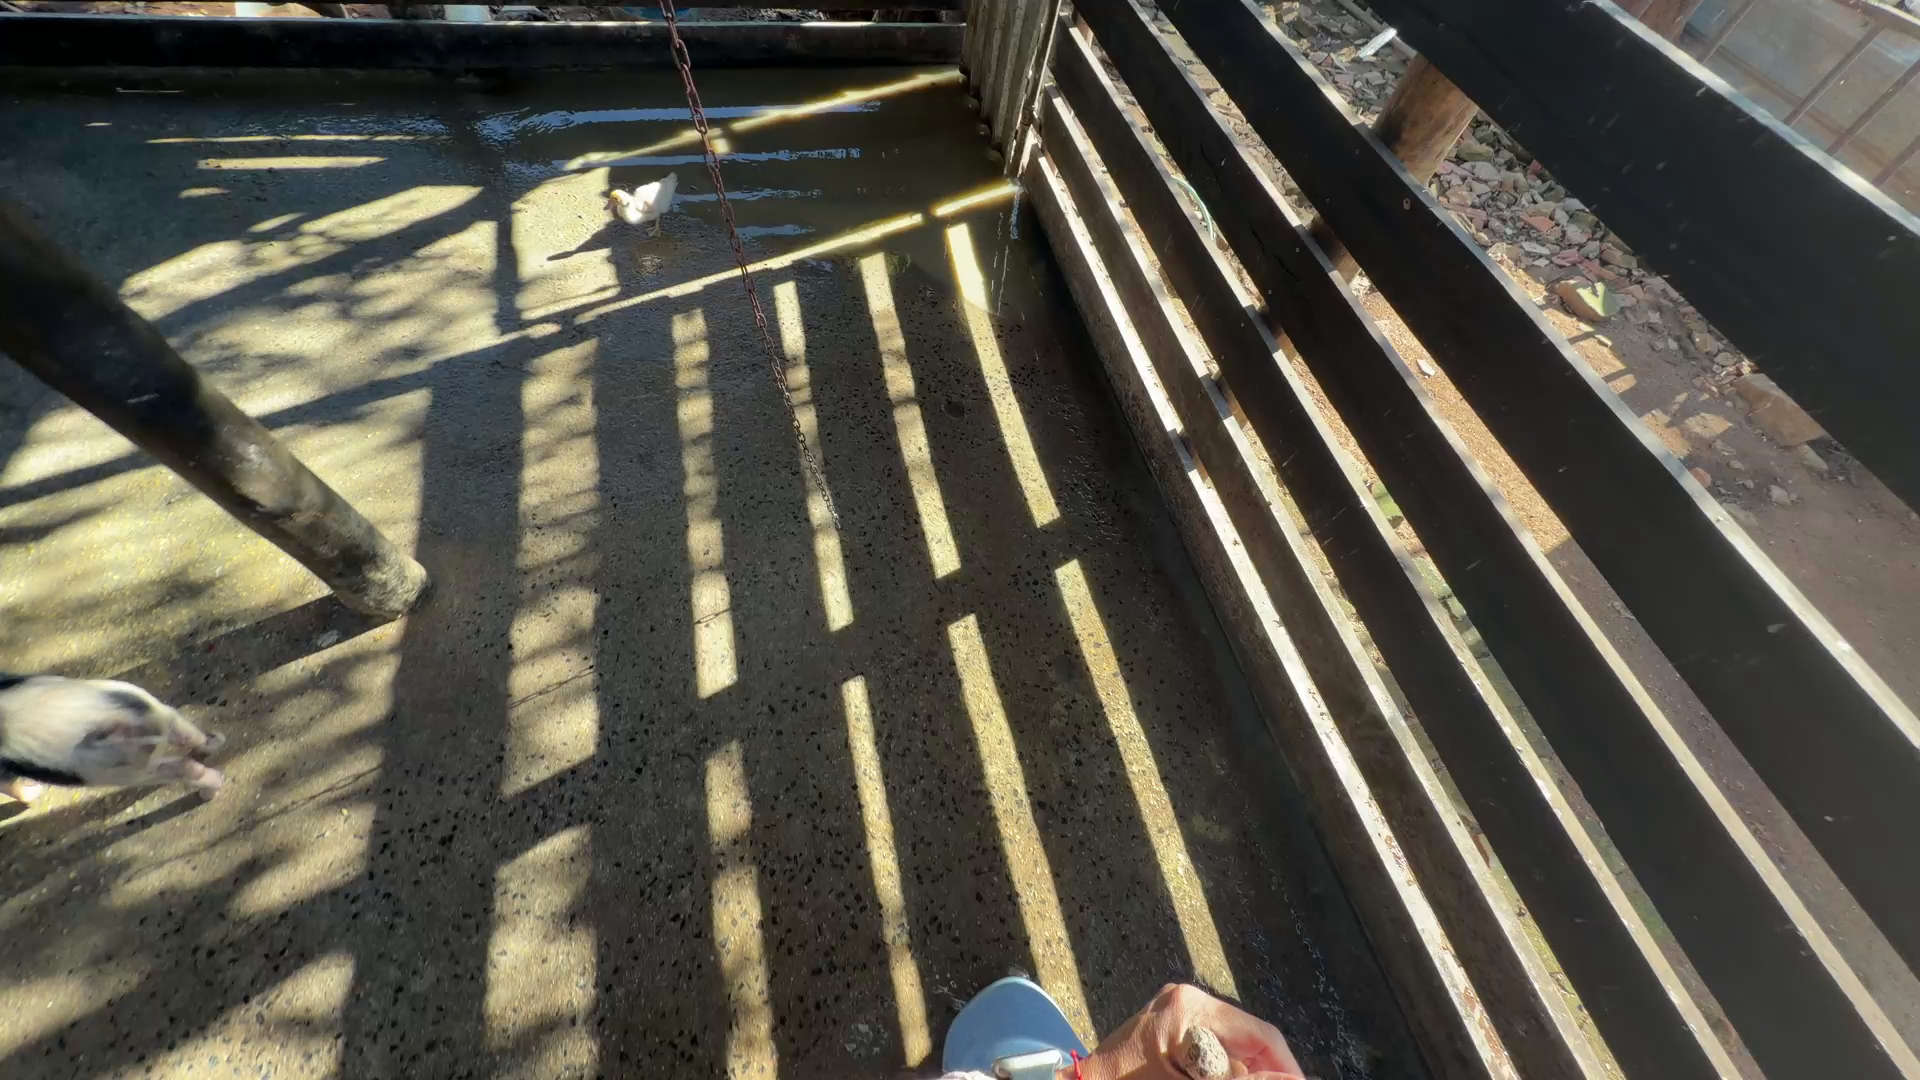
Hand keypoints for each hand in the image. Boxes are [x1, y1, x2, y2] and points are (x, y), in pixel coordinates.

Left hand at [1068, 984, 1304, 1079]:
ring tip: (1257, 1078)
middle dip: (1268, 1071)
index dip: (1286, 1070)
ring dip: (1249, 1070)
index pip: (1260, 1036)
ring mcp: (1177, 1008)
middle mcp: (1185, 998)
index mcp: (1189, 1008)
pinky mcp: (1172, 1022)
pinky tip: (1230, 1076)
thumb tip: (1289, 1079)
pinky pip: (1216, 1044)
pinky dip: (1227, 1067)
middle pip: (1251, 1038)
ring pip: (1237, 1043)